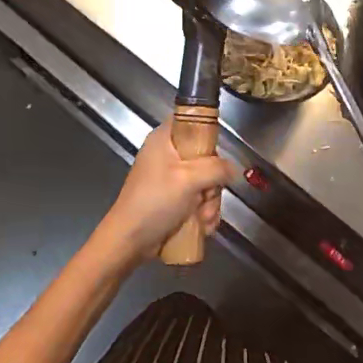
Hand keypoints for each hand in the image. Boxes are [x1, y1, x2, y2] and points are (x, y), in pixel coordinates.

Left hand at [89, 118, 237, 268]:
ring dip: (209, 203)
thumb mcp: (189, 179)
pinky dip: (203, 213)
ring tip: (201, 218)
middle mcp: (168, 155)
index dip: (208, 135)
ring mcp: (172, 179)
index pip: (192, 121)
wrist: (130, 240)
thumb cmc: (155, 201)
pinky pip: (200, 200)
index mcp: (165, 139)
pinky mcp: (174, 199)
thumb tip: (232, 170)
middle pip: (206, 157)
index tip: (215, 156)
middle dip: (212, 183)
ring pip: (206, 183)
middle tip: (205, 196)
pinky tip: (200, 225)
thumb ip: (217, 168)